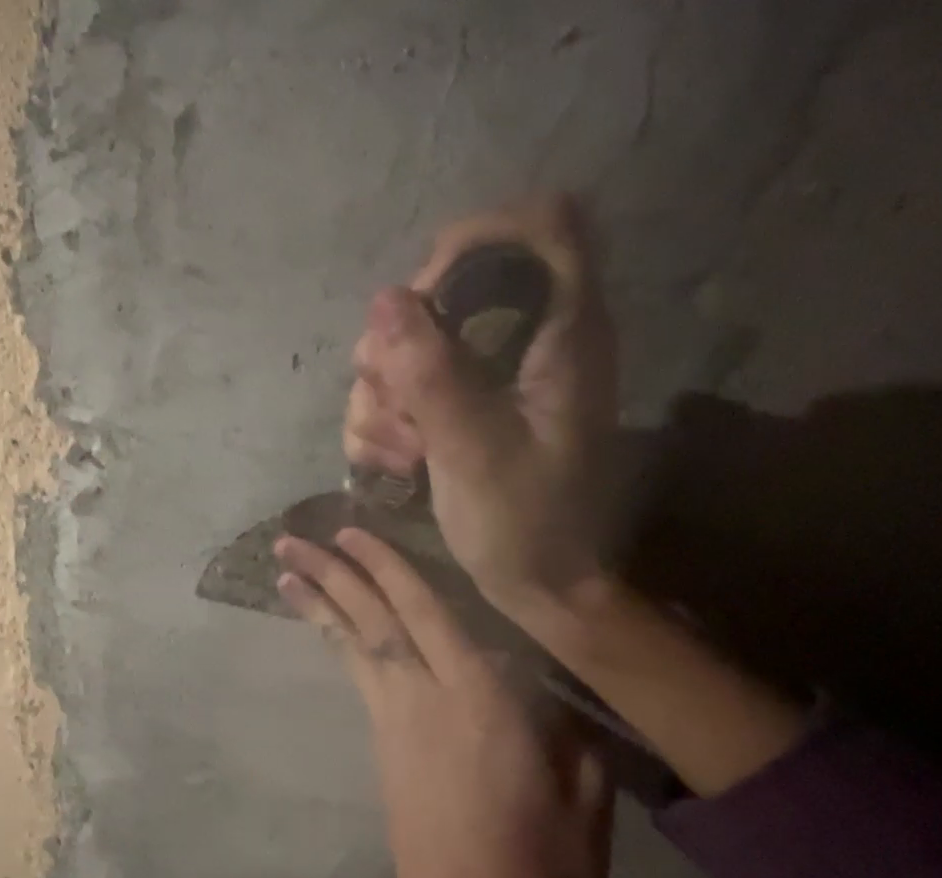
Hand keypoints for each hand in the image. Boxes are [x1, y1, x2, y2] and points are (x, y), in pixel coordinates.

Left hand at [276, 528, 613, 877]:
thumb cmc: (544, 855)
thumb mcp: (584, 784)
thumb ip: (562, 717)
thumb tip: (547, 672)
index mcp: (482, 694)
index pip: (427, 610)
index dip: (388, 566)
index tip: (353, 530)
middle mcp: (426, 694)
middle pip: (372, 619)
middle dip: (331, 573)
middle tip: (290, 540)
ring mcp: (395, 720)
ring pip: (354, 644)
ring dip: (320, 603)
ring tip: (286, 570)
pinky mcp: (381, 746)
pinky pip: (357, 676)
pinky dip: (338, 641)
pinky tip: (326, 626)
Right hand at [342, 196, 617, 615]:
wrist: (537, 586)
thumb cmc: (527, 523)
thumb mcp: (475, 450)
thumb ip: (432, 373)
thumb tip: (385, 298)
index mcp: (562, 335)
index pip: (541, 227)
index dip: (474, 243)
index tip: (424, 301)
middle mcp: (522, 340)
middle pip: (440, 289)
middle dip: (396, 350)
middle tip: (400, 407)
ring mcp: (483, 373)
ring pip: (401, 344)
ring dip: (380, 399)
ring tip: (401, 455)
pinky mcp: (453, 404)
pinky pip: (392, 388)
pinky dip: (379, 425)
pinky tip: (394, 465)